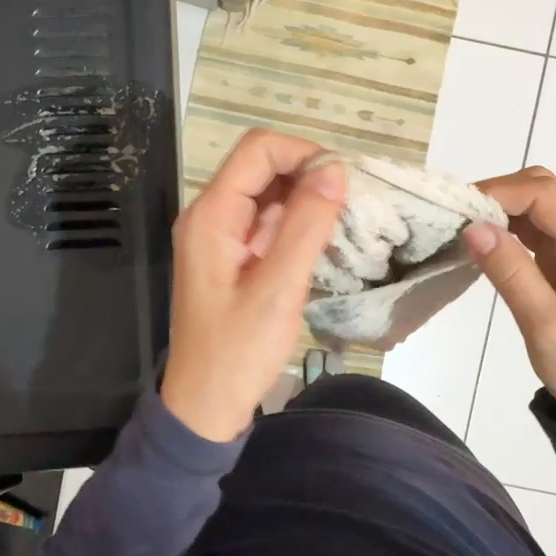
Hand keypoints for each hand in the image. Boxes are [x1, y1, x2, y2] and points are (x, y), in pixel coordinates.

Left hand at [161, 129, 346, 440]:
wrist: (205, 406)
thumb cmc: (237, 353)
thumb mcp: (278, 289)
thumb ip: (307, 226)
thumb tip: (335, 169)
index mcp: (211, 216)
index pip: (258, 150)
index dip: (303, 153)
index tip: (344, 181)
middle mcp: (209, 217)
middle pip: (262, 168)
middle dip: (308, 175)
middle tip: (351, 205)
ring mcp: (219, 239)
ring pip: (267, 196)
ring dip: (306, 201)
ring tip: (344, 225)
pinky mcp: (231, 259)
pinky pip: (266, 225)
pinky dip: (296, 226)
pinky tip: (323, 245)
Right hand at [464, 168, 555, 443]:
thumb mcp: (546, 326)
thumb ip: (511, 272)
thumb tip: (472, 227)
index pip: (549, 197)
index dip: (501, 192)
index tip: (456, 207)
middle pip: (547, 193)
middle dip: (499, 195)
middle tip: (454, 216)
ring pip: (540, 209)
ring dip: (500, 212)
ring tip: (459, 227)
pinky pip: (538, 234)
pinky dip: (508, 232)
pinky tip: (481, 243)